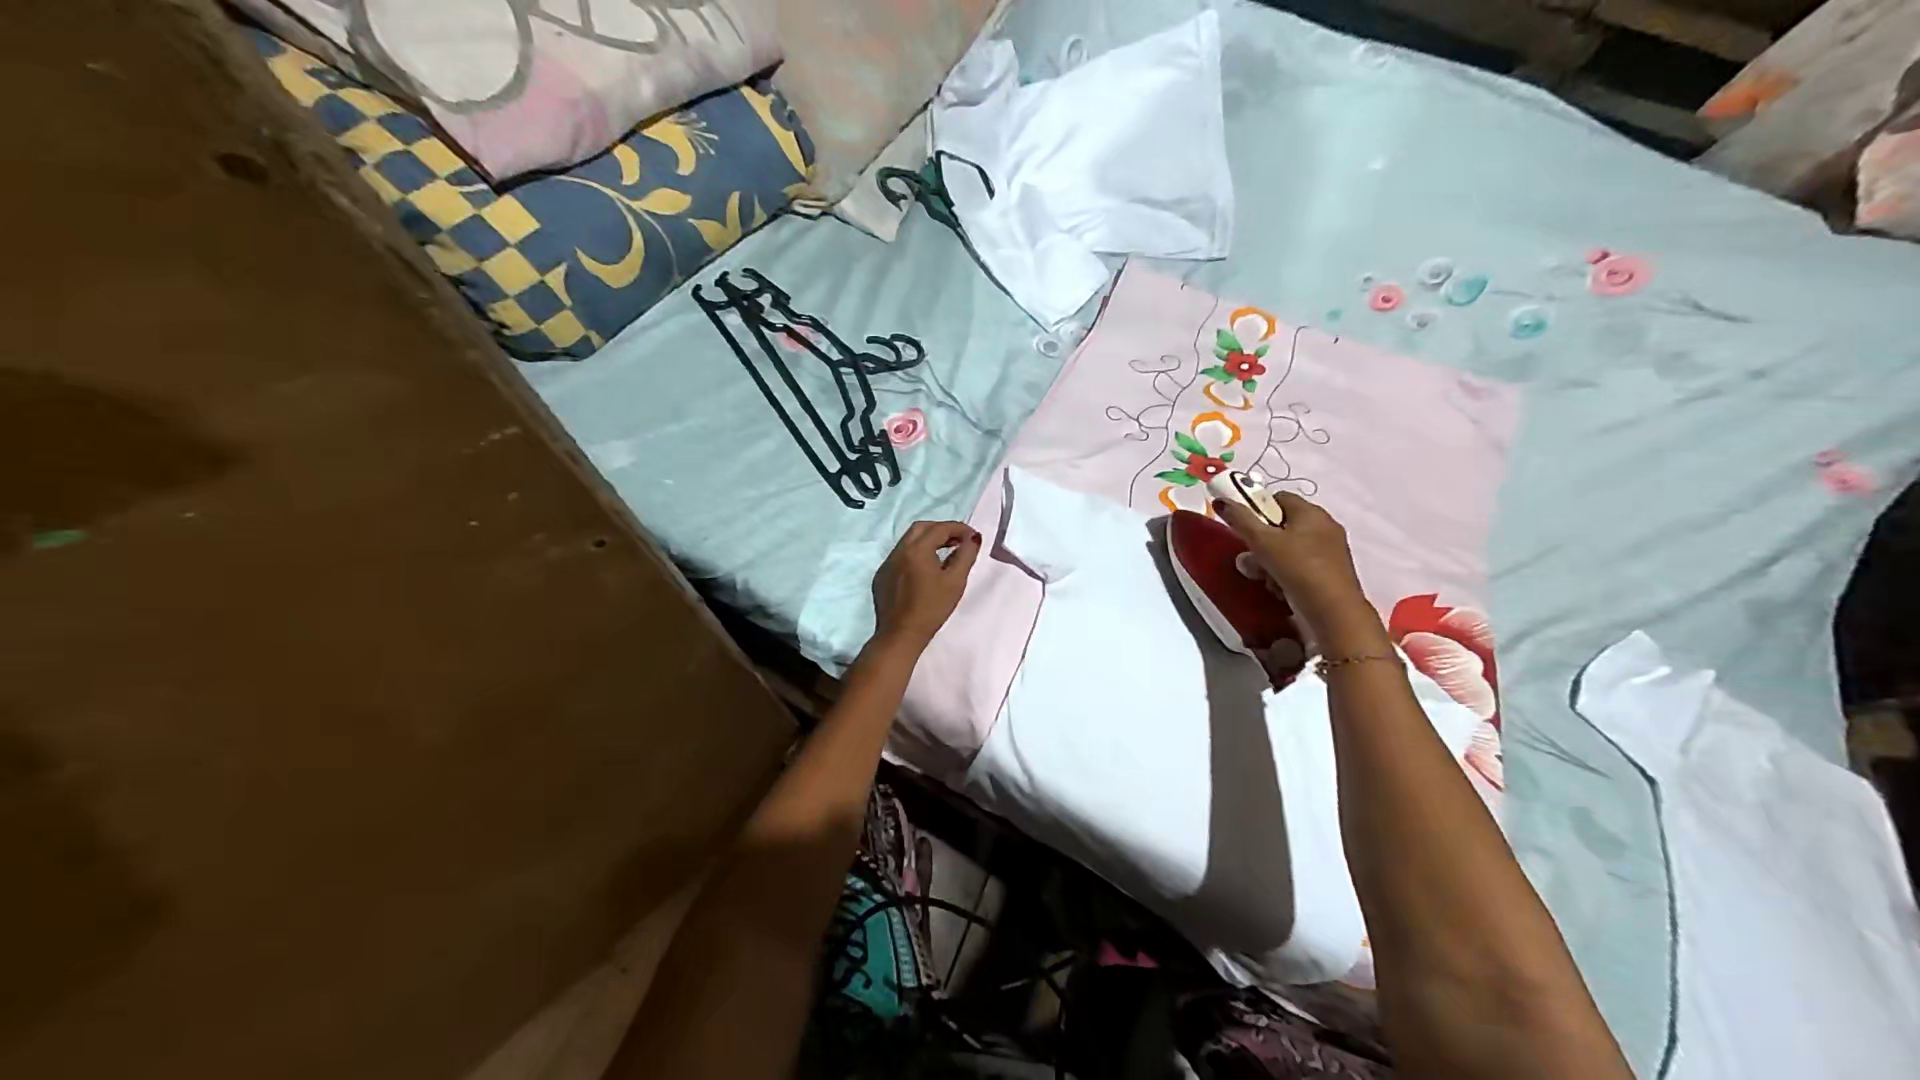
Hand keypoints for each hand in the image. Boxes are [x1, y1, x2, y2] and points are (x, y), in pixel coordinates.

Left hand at [871, 520, 981, 652]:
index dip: (959, 528)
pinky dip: (915, 554)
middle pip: (921, 528)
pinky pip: (900, 555)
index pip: (940, 528)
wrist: (900, 635)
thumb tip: (972, 538)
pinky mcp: (882, 575)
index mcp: (917, 549)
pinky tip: (924, 570)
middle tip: (958, 541)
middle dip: (942, 529)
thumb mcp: (955, 582)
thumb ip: (966, 555)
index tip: (972, 536)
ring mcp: (887, 563)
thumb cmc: (932, 608)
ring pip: (908, 540)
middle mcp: (899, 550)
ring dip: (927, 540)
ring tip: (945, 552)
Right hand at [1212, 493, 1370, 637]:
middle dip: (1260, 544)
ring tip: (1265, 580)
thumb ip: (1240, 519)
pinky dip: (1285, 576)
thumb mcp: (1262, 542)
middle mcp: (1324, 527)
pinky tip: (1280, 590)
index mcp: (1311, 512)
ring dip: (1270, 564)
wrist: (1333, 612)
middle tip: (1251, 559)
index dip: (1258, 509)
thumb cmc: (1297, 568)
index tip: (1244, 528)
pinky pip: (1299, 567)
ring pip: (1288, 550)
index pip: (1278, 498)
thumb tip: (1220, 500)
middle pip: (1281, 527)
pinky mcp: (1329, 574)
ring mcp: (1329, 552)